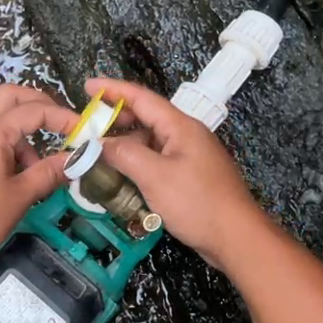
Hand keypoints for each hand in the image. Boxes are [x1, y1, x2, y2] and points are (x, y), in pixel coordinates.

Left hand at [0, 84, 76, 266]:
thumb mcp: (20, 196)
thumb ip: (50, 173)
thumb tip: (77, 159)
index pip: (35, 111)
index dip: (64, 118)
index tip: (86, 132)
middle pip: (11, 97)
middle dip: (40, 105)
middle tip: (61, 126)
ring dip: (24, 132)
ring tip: (39, 168)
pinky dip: (9, 146)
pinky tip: (18, 177)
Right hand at [87, 77, 265, 262]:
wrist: (236, 237)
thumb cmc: (197, 203)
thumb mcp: (155, 176)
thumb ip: (124, 155)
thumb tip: (98, 144)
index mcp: (180, 127)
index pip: (142, 98)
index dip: (113, 90)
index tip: (87, 85)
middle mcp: (185, 136)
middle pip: (145, 119)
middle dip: (115, 121)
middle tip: (86, 128)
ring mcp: (188, 157)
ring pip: (149, 143)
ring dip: (123, 147)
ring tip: (96, 156)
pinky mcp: (188, 178)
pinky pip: (155, 162)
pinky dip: (135, 165)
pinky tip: (120, 177)